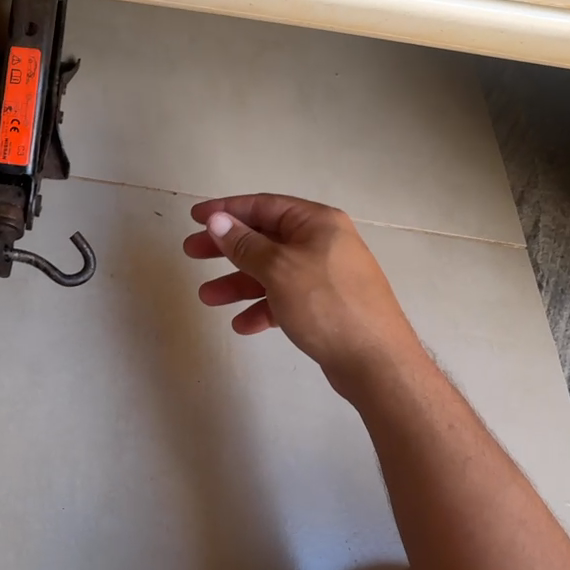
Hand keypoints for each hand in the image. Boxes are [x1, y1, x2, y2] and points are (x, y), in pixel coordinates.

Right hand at [184, 194, 423, 392]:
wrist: (378, 364)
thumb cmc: (327, 304)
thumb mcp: (278, 269)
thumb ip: (244, 244)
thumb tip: (217, 221)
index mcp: (316, 223)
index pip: (263, 206)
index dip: (226, 210)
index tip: (195, 218)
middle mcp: (322, 243)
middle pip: (264, 238)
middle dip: (226, 248)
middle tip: (191, 252)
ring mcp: (325, 275)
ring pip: (271, 271)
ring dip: (238, 283)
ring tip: (207, 297)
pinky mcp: (326, 306)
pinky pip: (285, 298)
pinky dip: (262, 308)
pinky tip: (243, 325)